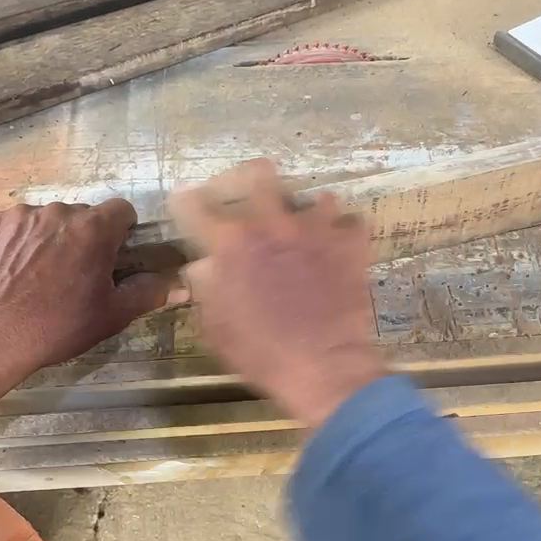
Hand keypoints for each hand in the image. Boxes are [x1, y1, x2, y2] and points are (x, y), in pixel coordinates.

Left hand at [0, 200, 171, 412]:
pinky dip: (18, 244)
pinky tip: (12, 274)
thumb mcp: (111, 315)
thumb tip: (179, 286)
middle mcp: (57, 212)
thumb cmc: (58, 326)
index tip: (114, 256)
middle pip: (82, 216)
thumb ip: (148, 293)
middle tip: (75, 275)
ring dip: (50, 240)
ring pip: (46, 220)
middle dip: (84, 238)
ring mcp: (18, 215)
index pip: (121, 210)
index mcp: (93, 229)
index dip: (122, 231)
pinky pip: (14, 226)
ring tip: (39, 276)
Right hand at [169, 160, 386, 429]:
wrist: (323, 367)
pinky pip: (353, 224)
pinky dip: (346, 234)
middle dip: (251, 180)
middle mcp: (271, 225)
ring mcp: (316, 230)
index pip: (195, 205)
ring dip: (309, 214)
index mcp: (231, 244)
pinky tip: (341, 249)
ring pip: (315, 198)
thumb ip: (206, 290)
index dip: (187, 202)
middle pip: (259, 174)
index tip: (186, 204)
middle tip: (252, 195)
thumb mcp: (216, 329)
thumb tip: (204, 269)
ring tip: (308, 233)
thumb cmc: (261, 355)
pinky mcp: (351, 246)